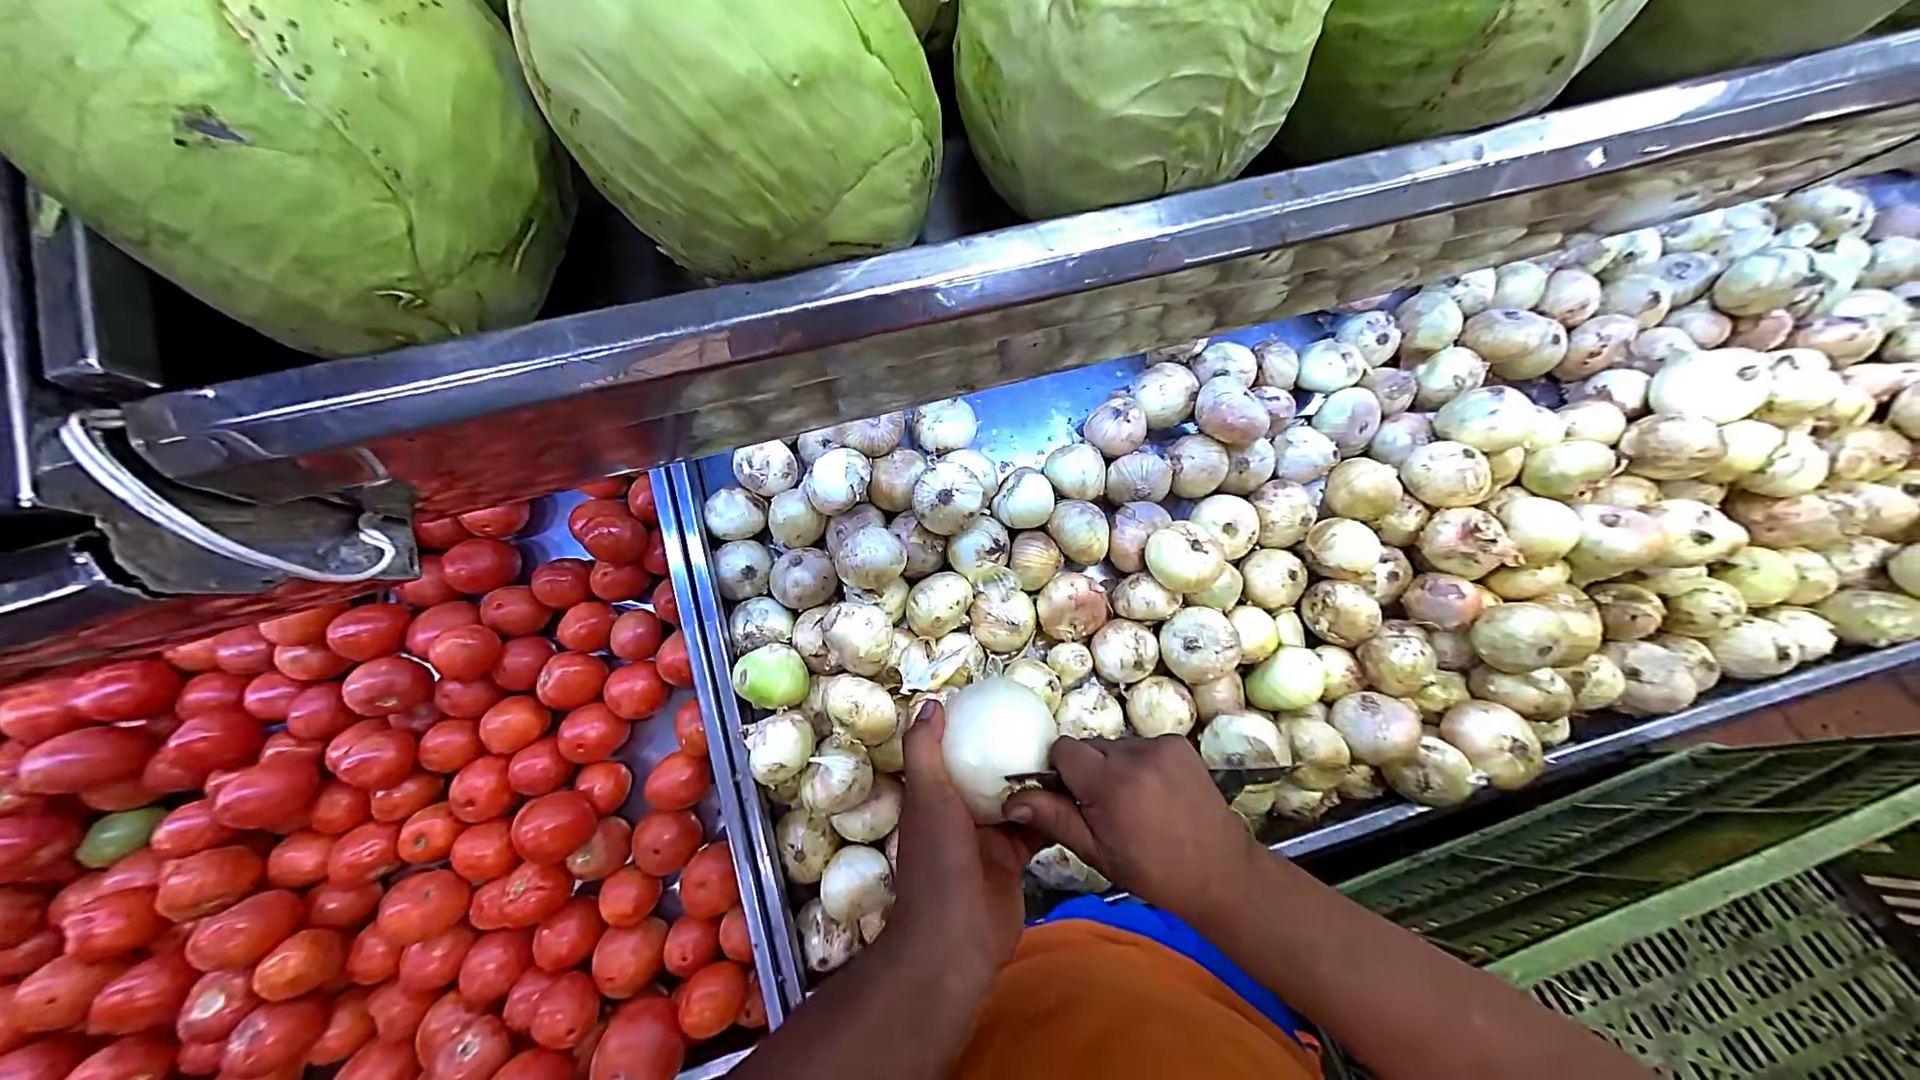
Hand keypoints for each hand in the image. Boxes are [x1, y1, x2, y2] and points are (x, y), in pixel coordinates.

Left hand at [884, 699, 1040, 980]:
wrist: (956, 938)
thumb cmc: (937, 859)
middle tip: (1042, 724)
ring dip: (1037, 779)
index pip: (953, 752)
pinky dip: (1052, 812)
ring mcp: (989, 836)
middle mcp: (960, 811)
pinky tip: (1075, 790)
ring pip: (1017, 797)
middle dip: (1010, 751)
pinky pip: (1036, 826)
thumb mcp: (927, 795)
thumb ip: (925, 750)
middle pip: (989, 773)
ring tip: (1064, 751)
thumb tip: (932, 703)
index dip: (971, 728)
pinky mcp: (1014, 858)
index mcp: (935, 794)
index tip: (997, 703)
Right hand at [1004, 735, 1264, 924]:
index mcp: (1109, 782)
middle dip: (1088, 769)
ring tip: (1134, 801)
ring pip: (1114, 745)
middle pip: (1089, 746)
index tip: (1073, 796)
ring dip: (1114, 765)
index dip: (1062, 771)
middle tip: (1106, 806)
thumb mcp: (1097, 852)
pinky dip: (1140, 762)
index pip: (1063, 749)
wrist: (1222, 872)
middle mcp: (1134, 753)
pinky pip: (1141, 743)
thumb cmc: (1152, 870)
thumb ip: (1054, 818)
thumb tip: (1012, 801)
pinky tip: (1155, 791)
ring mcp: (1160, 744)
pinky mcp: (1178, 742)